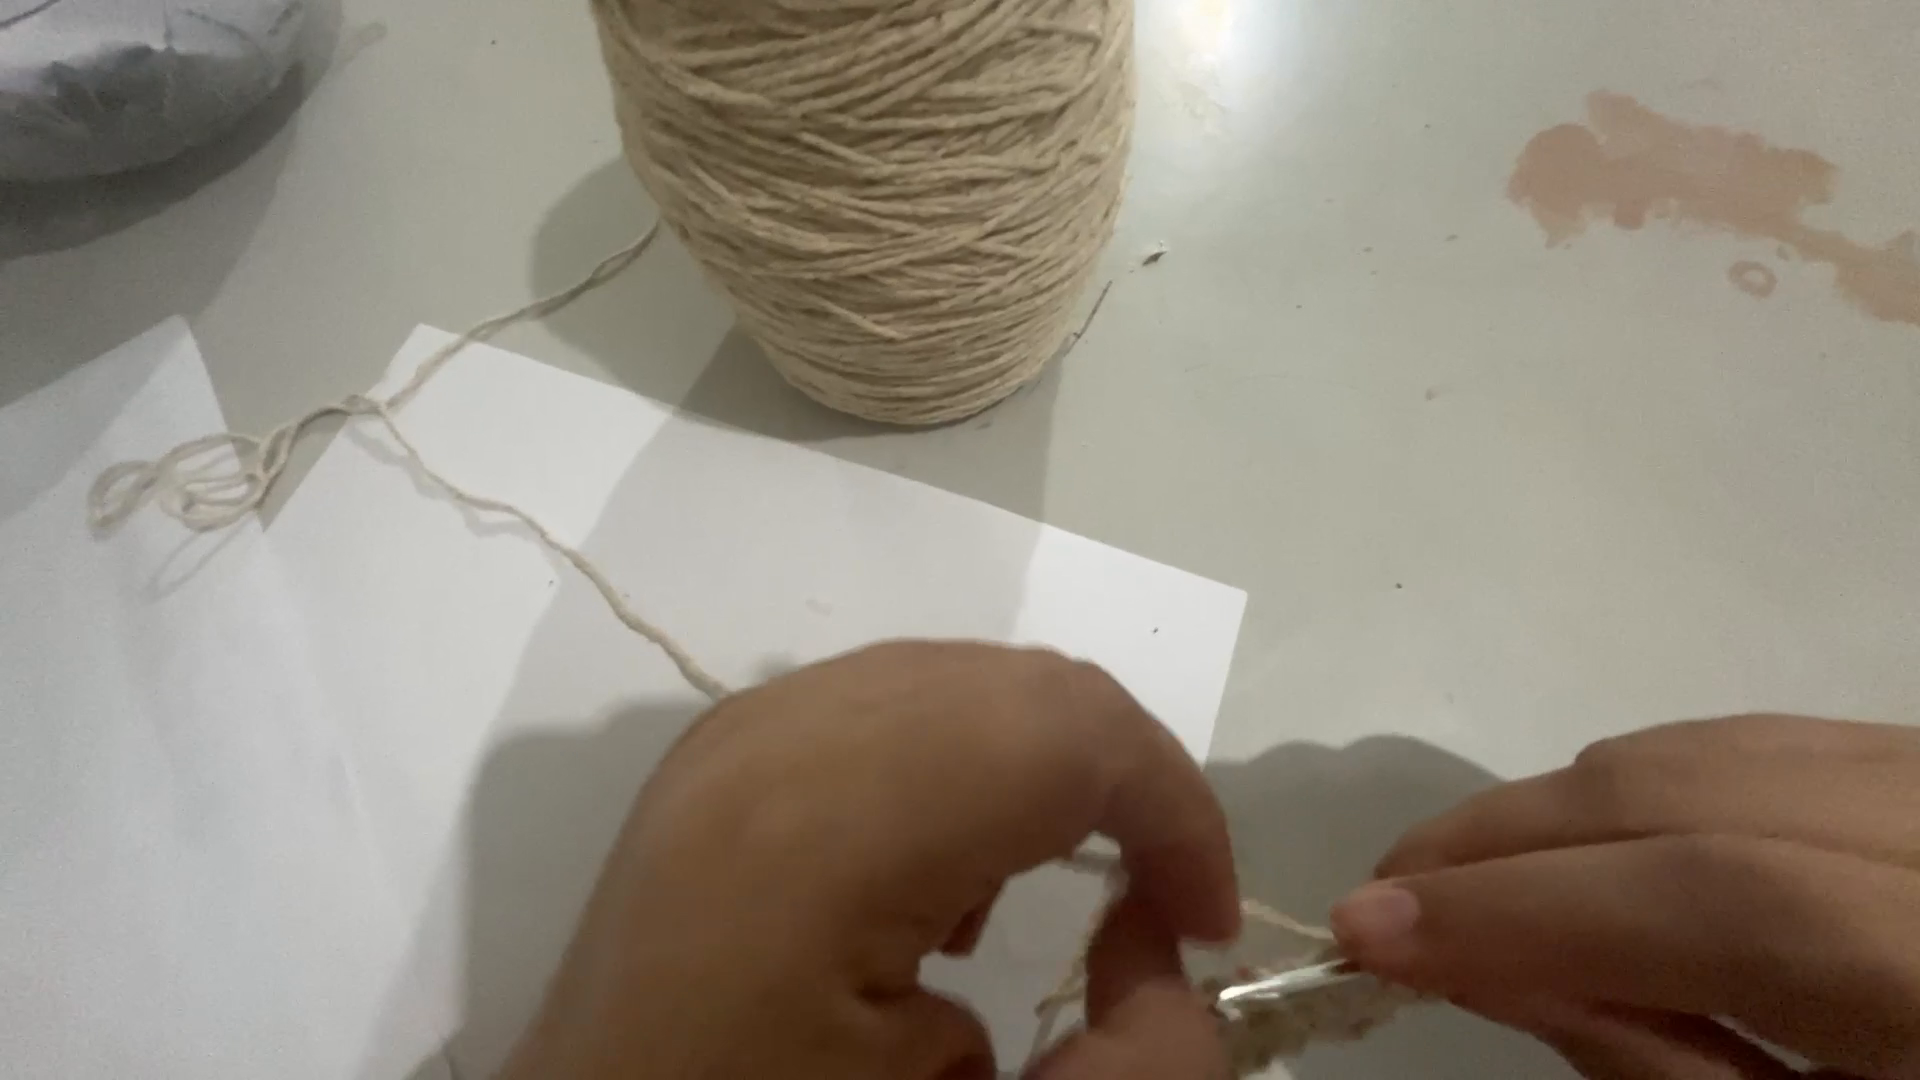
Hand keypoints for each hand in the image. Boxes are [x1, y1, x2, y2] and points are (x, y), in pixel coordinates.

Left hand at [500, 642, 1240, 1078]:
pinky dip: (963, 753)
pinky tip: (932, 863)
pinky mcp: (732, 732)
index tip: (1205, 918)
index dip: (1173, 806)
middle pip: (1021, 684)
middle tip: (1151, 892)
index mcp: (824, 824)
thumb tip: (1158, 945)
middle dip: (1118, 776)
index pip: (1062, 731)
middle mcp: (778, 732)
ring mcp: (744, 719)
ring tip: (1032, 881)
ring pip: (965, 676)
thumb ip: (1134, 1067)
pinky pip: (895, 695)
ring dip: (1040, 761)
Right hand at [1330, 715, 1919, 1079]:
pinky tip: (1577, 840)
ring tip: (1459, 872)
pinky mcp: (1917, 753)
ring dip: (1543, 815)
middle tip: (1381, 897)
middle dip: (1496, 846)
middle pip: (1676, 796)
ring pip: (1688, 753)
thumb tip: (1471, 965)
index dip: (1519, 910)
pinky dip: (1620, 789)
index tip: (1363, 932)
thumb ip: (1661, 1066)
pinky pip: (1733, 744)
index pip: (1718, 902)